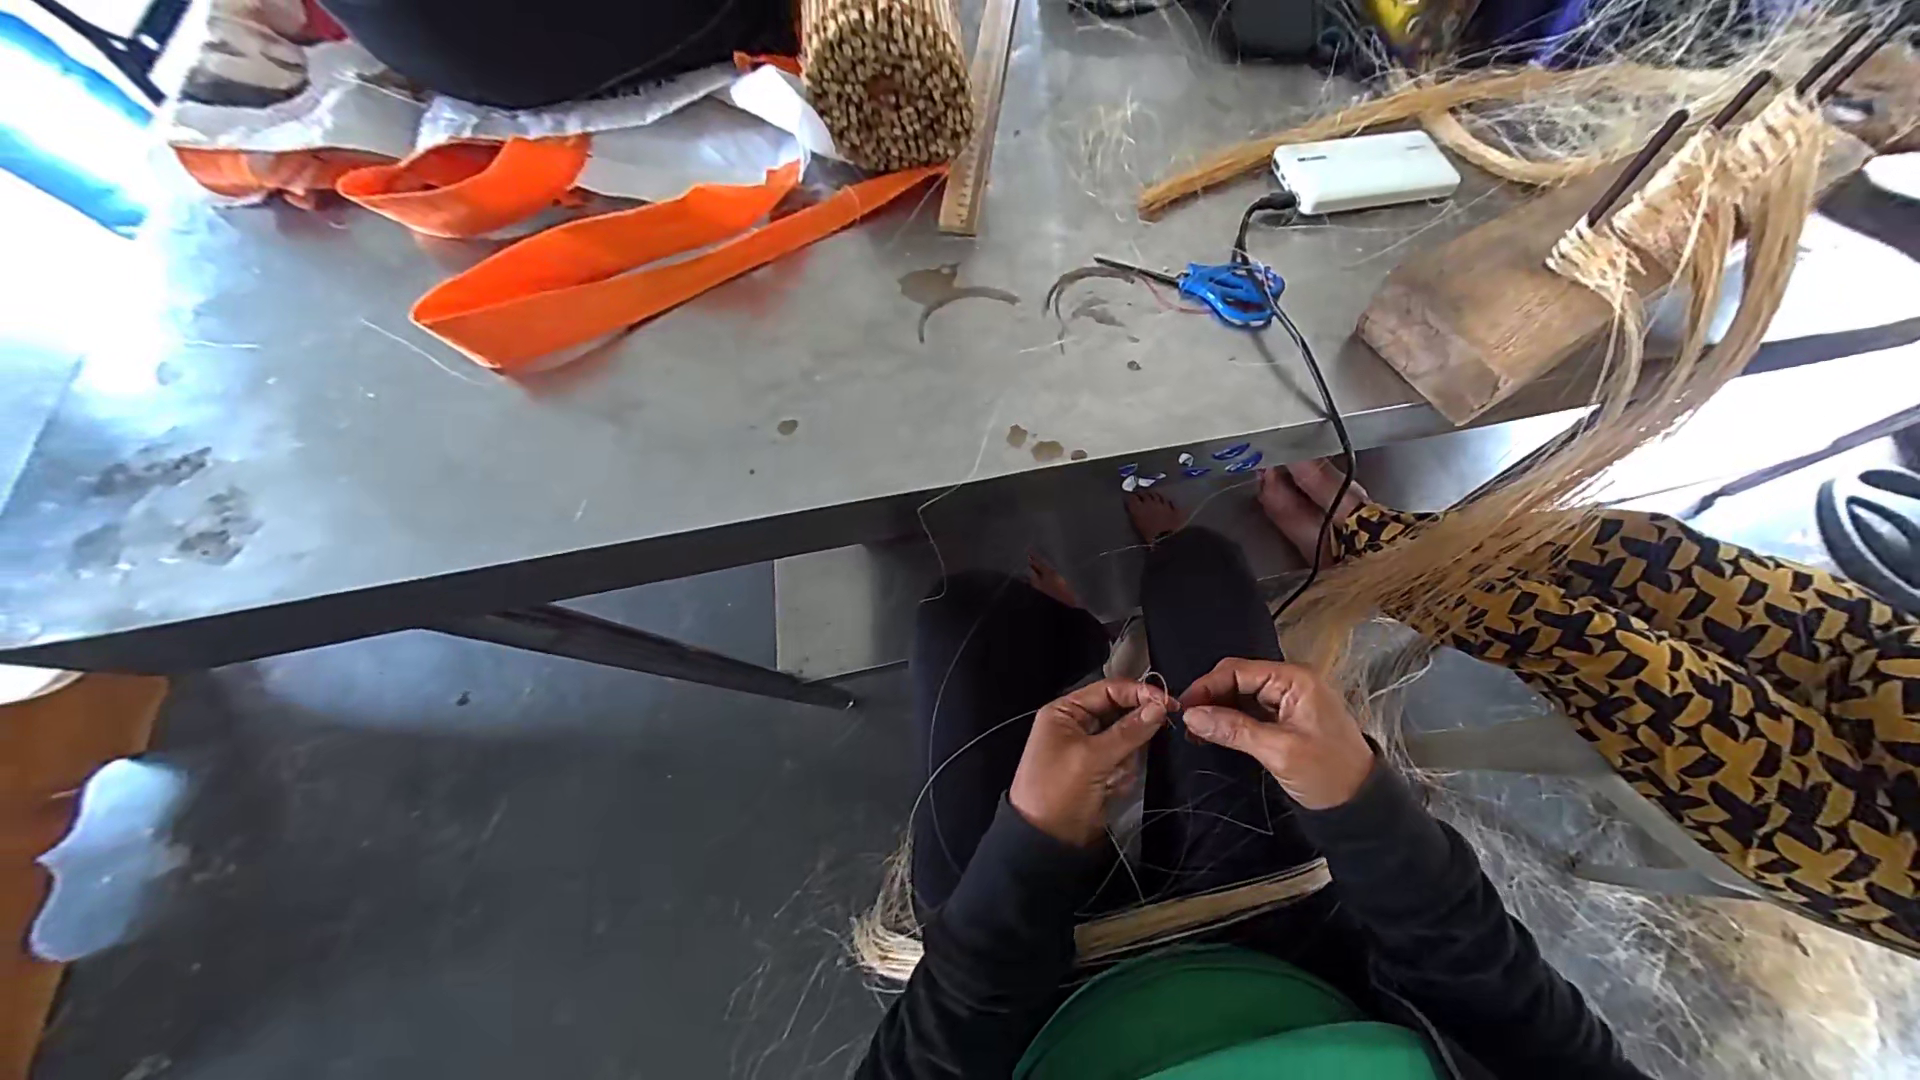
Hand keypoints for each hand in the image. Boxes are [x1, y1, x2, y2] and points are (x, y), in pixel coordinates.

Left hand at [1009, 679, 1171, 846]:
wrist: (1045, 841)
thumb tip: (1159, 707)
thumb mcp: (1092, 758)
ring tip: (1111, 777)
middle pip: (1121, 714)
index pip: (1108, 689)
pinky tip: (1110, 788)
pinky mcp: (1101, 770)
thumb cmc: (1059, 791)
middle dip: (1133, 732)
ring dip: (1126, 758)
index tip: (1169, 703)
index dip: (1138, 693)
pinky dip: (1123, 774)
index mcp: (1066, 711)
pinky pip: (1125, 762)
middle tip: (1148, 742)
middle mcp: (1078, 724)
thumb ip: (1128, 731)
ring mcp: (1090, 748)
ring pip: (1127, 740)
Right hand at [1177, 659, 1373, 809]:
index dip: (1205, 686)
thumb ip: (1233, 729)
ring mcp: (1287, 699)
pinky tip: (1213, 734)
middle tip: (1187, 723)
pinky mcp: (1284, 717)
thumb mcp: (1278, 751)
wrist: (1365, 809)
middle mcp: (1289, 682)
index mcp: (1294, 679)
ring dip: (1216, 710)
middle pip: (1235, 679)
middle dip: (1209, 698)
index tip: (1182, 708)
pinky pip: (1248, 710)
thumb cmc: (1328, 774)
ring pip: (1238, 694)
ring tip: (1196, 732)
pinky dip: (1229, 720)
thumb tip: (1189, 715)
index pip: (1236, 671)